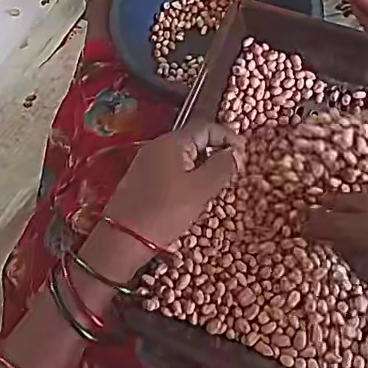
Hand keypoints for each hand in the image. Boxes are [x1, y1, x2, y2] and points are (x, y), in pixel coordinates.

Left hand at [86, 121, 242, 280]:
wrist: (122, 239)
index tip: (244, 154)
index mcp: (171, 142)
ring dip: (203, 168)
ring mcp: (146, 164)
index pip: (206, 127)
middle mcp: (156, 147)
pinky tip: (194, 196)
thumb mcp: (200, 189)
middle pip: (194, 141)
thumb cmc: (164, 211)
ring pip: (183, 158)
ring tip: (218, 186)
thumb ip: (221, 167)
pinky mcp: (142, 181)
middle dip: (216, 153)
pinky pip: (172, 171)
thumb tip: (236, 152)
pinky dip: (188, 178)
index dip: (228, 137)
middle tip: (234, 172)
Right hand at [302, 193, 367, 330]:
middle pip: (346, 202)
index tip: (301, 231)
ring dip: (348, 203)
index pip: (329, 222)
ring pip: (367, 199)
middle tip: (312, 216)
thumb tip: (339, 246)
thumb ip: (356, 261)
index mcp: (367, 232)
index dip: (312, 226)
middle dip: (327, 208)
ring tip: (337, 211)